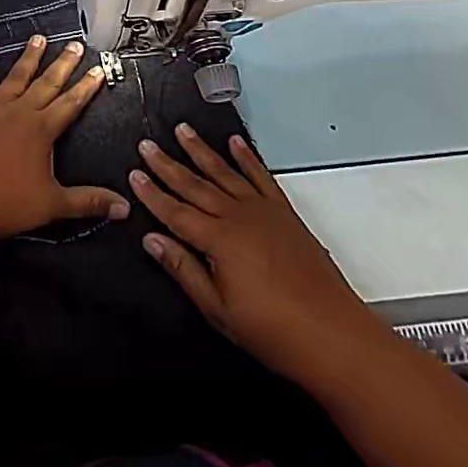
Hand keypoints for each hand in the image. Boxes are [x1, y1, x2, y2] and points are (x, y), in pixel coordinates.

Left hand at [0, 36, 125, 244]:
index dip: (87, 86)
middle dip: (63, 63)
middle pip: (47, 83)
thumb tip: (124, 207)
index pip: (71, 103)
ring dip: (29, 57)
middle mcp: (20, 113)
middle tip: (74, 45)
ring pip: (16, 77)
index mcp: (42, 130)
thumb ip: (89, 201)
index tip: (98, 69)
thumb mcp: (53, 205)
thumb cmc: (5, 205)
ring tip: (38, 38)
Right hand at [131, 124, 375, 385]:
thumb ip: (183, 269)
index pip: (174, 211)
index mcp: (219, 241)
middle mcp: (239, 218)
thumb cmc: (276, 330)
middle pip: (194, 184)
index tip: (135, 175)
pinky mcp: (285, 214)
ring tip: (184, 131)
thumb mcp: (217, 309)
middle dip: (167, 164)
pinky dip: (247, 158)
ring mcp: (264, 212)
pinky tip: (236, 145)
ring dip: (201, 150)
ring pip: (224, 172)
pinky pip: (261, 177)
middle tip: (148, 145)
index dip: (151, 193)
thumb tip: (154, 242)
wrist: (332, 335)